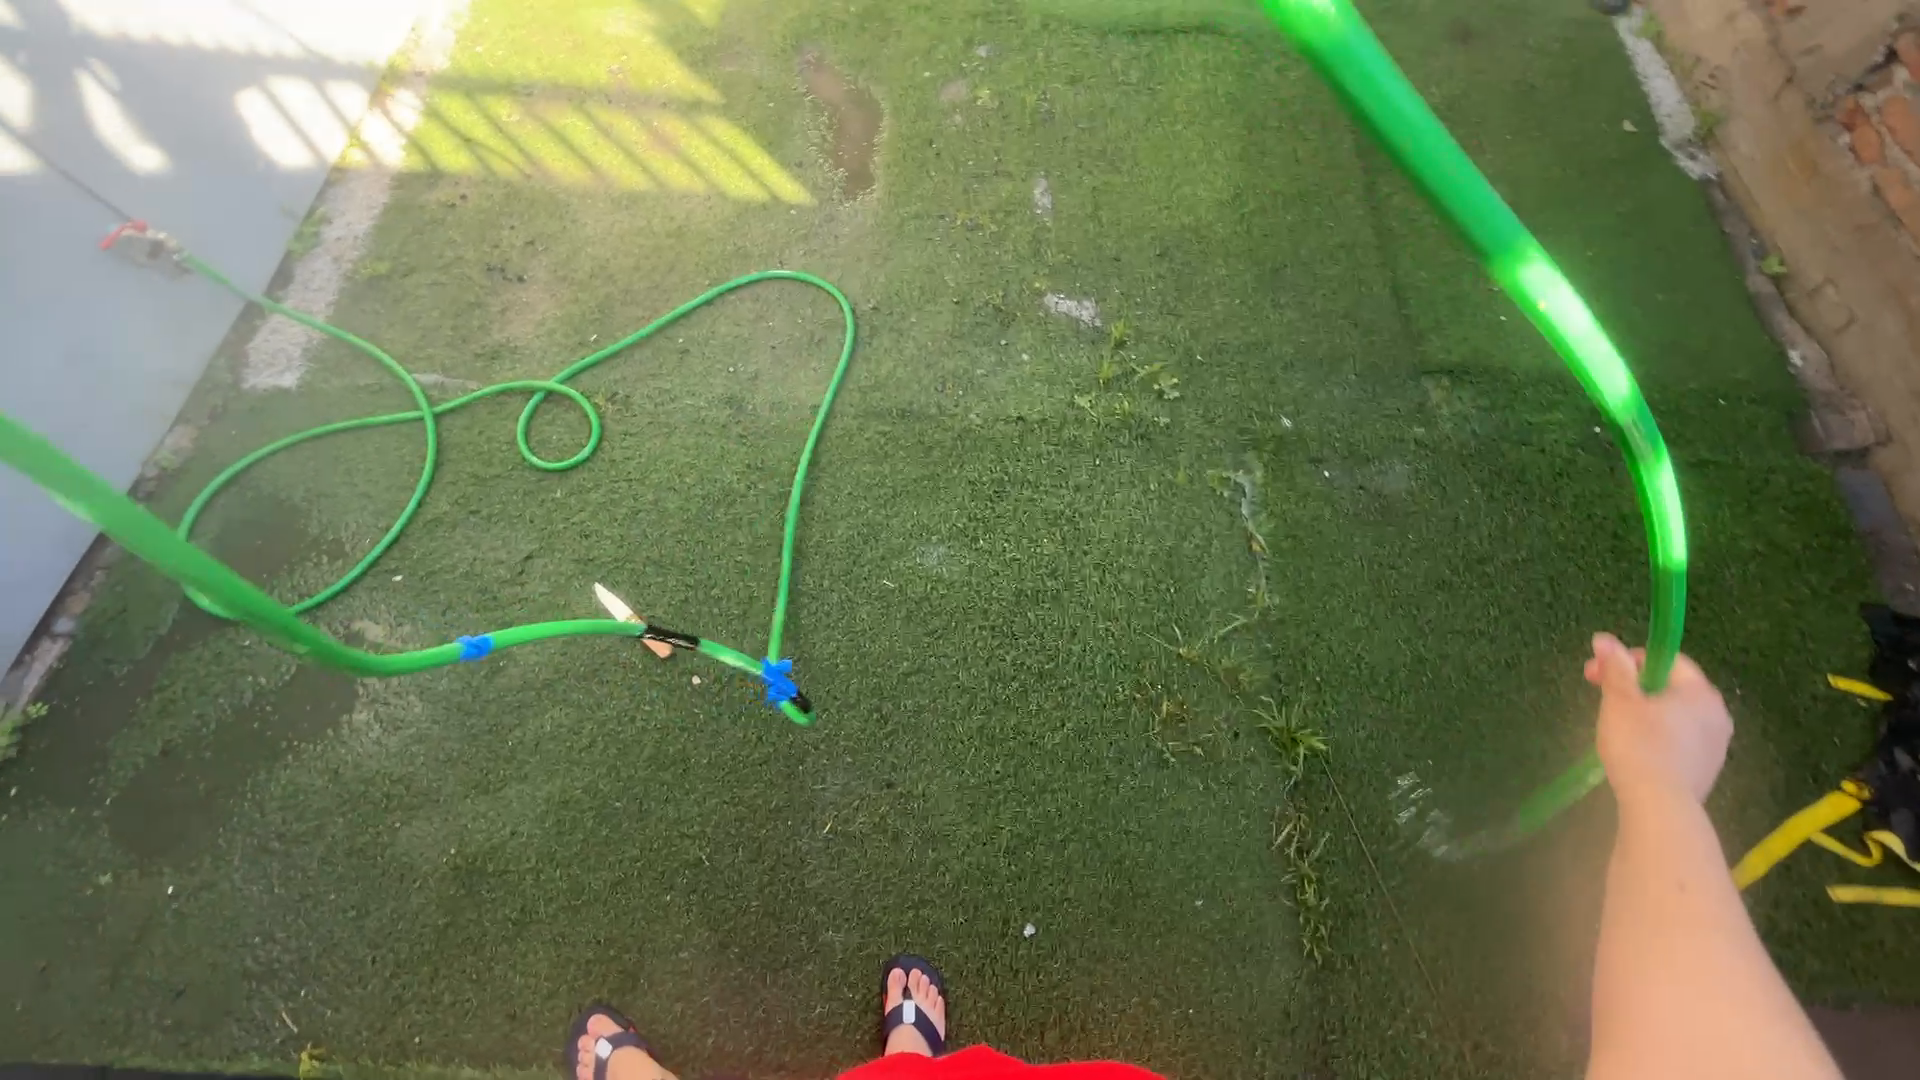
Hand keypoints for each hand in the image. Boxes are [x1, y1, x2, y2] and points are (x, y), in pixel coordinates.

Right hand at [1586, 633, 1732, 806]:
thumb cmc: (1638, 744)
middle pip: (1671, 685)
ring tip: (1615, 721)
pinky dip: (1656, 731)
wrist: (1660, 802)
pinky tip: (1634, 745)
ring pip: (1675, 711)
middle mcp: (1716, 713)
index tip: (1597, 672)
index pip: (1667, 659)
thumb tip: (1604, 638)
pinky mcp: (1707, 765)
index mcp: (1699, 693)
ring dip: (1644, 708)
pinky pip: (1679, 735)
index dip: (1629, 659)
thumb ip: (1615, 668)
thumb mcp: (1619, 700)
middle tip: (1599, 694)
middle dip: (1632, 684)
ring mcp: (1716, 742)